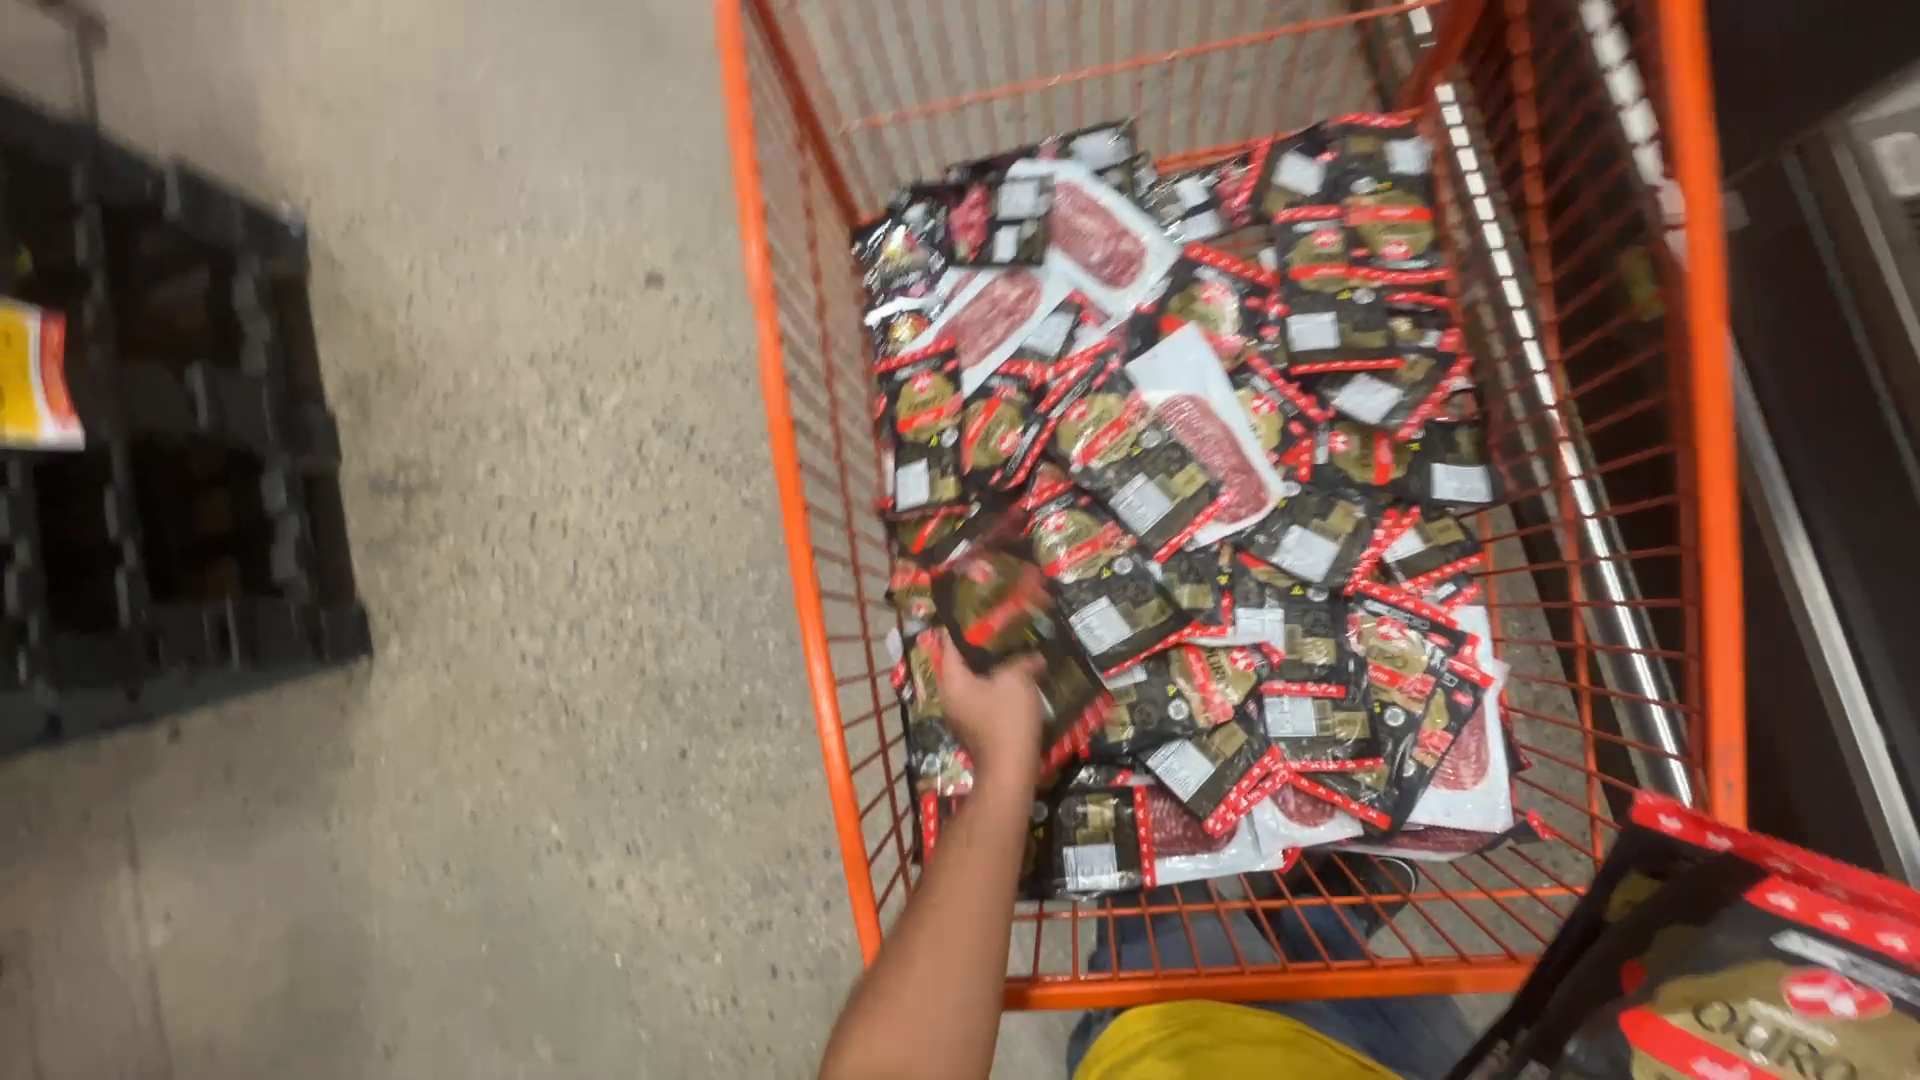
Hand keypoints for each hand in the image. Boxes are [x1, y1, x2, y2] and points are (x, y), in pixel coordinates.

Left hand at [928, 630, 1046, 785]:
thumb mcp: (1017, 680)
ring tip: (1015, 651)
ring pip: (976, 681)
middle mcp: (951, 696)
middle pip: (963, 663)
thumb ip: (1022, 661)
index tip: (977, 610)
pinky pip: (985, 698)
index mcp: (952, 681)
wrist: (1010, 771)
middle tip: (1002, 628)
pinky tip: (1020, 680)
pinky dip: (999, 687)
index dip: (962, 625)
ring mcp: (963, 715)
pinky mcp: (978, 728)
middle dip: (983, 646)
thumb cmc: (1007, 719)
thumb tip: (1035, 658)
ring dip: (994, 668)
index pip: (949, 643)